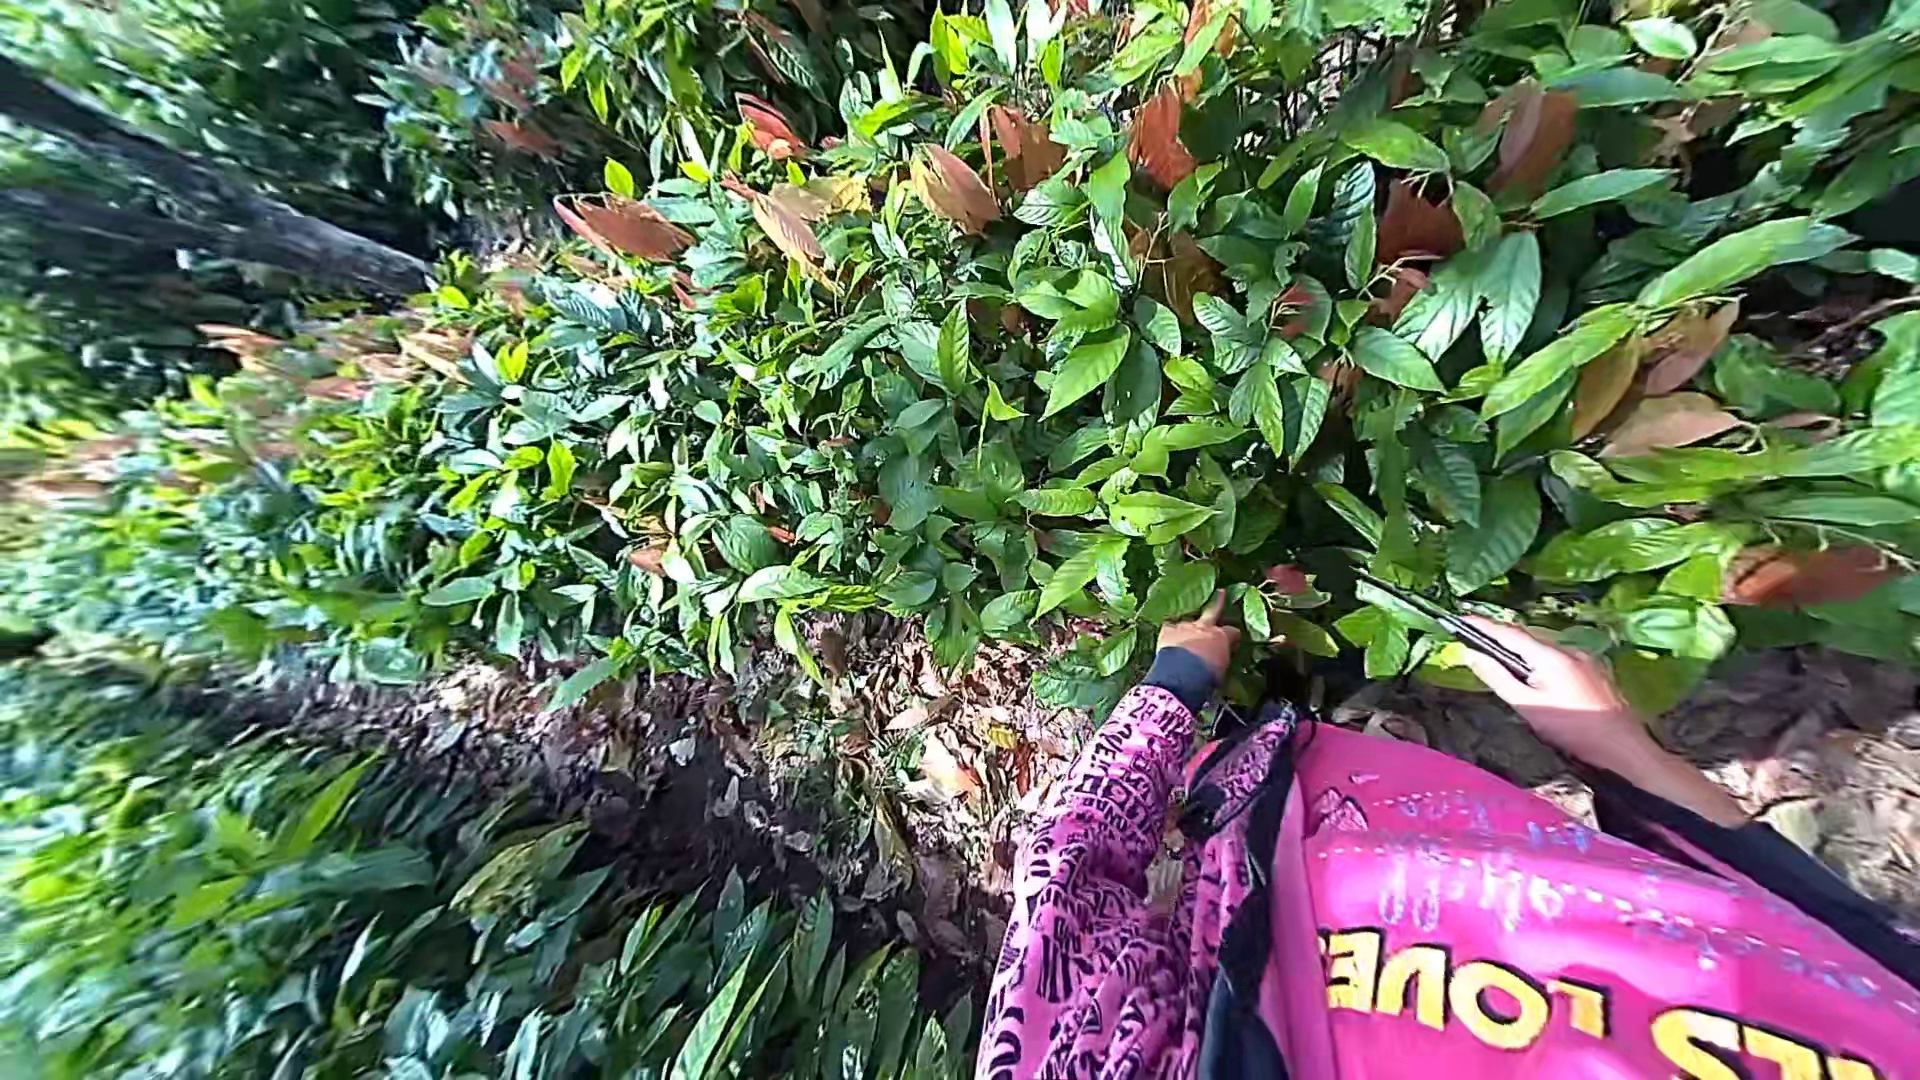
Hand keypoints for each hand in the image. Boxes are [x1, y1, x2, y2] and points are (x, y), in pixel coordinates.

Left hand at [1157, 590, 1241, 682]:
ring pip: (1187, 617)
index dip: (1232, 636)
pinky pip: (1168, 625)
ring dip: (1187, 622)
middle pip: (1213, 610)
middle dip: (1218, 601)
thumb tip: (1218, 665)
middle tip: (1220, 591)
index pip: (1232, 632)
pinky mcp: (1167, 630)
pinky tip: (1166, 630)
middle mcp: (1204, 627)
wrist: (1183, 673)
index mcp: (1221, 637)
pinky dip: (1168, 628)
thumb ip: (1220, 661)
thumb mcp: (1221, 670)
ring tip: (1184, 622)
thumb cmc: (1208, 676)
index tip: (1232, 642)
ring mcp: (1185, 626)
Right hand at [1457, 616, 1745, 826]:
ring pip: (1541, 644)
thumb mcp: (1525, 704)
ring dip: (1516, 645)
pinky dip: (1534, 654)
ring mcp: (1585, 659)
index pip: (1508, 633)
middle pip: (1526, 635)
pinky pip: (1555, 653)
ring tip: (1495, 651)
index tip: (1459, 618)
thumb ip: (1495, 676)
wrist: (1626, 750)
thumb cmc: (1572, 729)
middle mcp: (1570, 651)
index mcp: (1552, 657)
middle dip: (1497, 633)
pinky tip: (1527, 667)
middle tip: (1471, 635)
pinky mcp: (1593, 669)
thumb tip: (1469, 653)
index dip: (1481, 625)